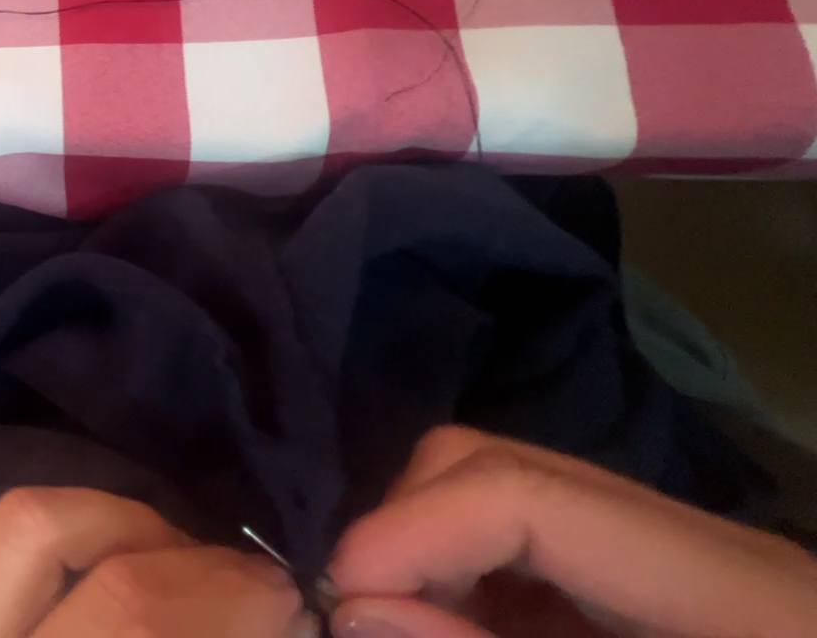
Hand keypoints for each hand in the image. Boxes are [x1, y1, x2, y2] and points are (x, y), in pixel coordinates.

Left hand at [0, 481, 314, 636]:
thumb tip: (283, 611)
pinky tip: (1, 531)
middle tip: (239, 577)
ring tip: (148, 544)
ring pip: (18, 525)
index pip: (138, 620)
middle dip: (194, 569)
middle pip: (107, 587)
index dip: (233, 598)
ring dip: (103, 518)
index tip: (287, 596)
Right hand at [328, 426, 816, 637]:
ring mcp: (668, 554)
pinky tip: (457, 627)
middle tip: (365, 611)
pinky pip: (516, 542)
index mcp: (745, 591)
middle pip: (492, 465)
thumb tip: (354, 612)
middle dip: (405, 530)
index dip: (412, 530)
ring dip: (423, 552)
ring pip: (488, 488)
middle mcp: (699, 543)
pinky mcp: (643, 580)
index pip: (526, 496)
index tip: (340, 592)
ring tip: (402, 620)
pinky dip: (460, 578)